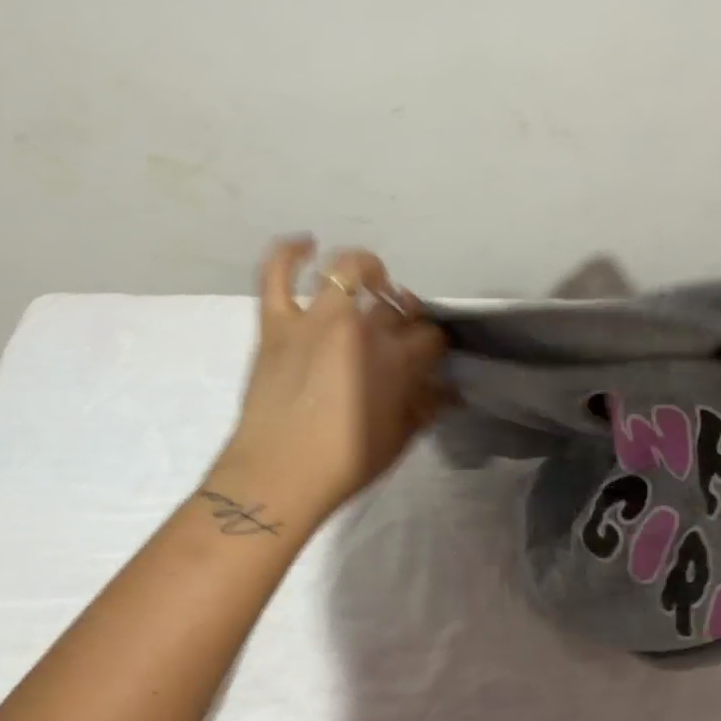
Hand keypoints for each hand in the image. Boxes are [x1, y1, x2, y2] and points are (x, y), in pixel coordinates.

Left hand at [214, 237, 446, 521]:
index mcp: (396, 359)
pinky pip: (278, 274)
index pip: (430, 336)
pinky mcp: (277, 323)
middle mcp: (360, 327)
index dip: (434, 345)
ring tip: (369, 283)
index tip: (429, 359)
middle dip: (404, 314)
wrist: (277, 476)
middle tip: (399, 332)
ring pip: (347, 270)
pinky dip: (289, 253)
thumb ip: (423, 407)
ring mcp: (315, 319)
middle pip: (394, 304)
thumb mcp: (398, 439)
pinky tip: (305, 244)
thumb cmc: (344, 465)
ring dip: (366, 272)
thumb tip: (443, 390)